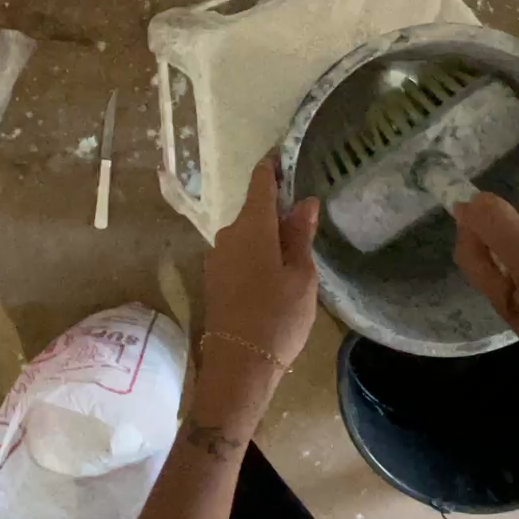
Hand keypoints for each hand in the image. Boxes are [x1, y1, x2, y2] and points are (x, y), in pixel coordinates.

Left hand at [202, 157, 320, 371]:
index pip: (260, 182)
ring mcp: (217, 256)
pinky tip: (273, 273)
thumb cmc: (277, 316)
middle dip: (276, 208)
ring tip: (294, 250)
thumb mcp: (301, 275)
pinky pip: (238, 253)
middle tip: (305, 215)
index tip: (285, 155)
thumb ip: (300, 235)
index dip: (272, 166)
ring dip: (266, 235)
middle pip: (254, 210)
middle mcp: (228, 233)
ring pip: (246, 234)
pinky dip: (256, 253)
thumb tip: (304, 202)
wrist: (238, 364)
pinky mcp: (214, 277)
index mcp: (252, 226)